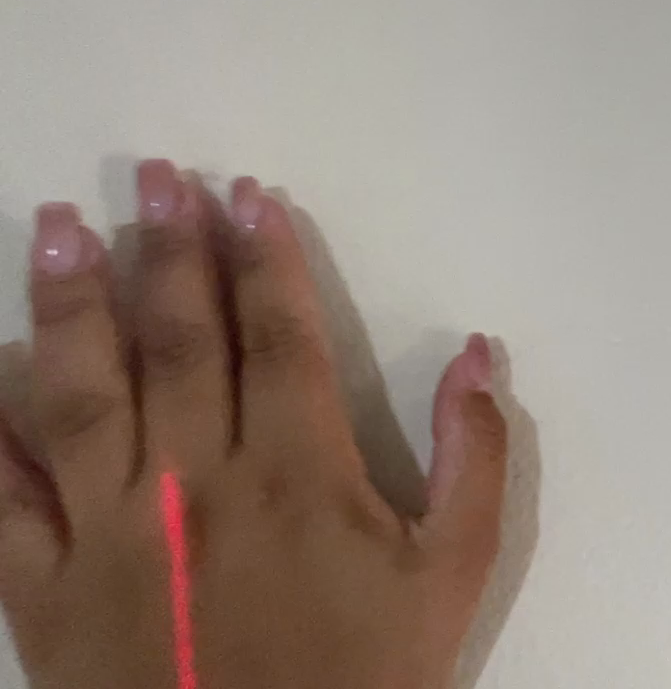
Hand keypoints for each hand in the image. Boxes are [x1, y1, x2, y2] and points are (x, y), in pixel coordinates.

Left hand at [0, 161, 506, 688]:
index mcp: (299, 474)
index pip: (280, 338)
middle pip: (176, 345)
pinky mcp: (37, 594)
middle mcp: (193, 487)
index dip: (266, 261)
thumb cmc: (376, 659)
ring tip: (64, 226)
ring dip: (66, 304)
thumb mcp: (459, 558)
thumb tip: (481, 351)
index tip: (250, 196)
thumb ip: (475, 449)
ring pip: (72, 398)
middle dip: (168, 252)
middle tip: (156, 176)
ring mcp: (101, 540)